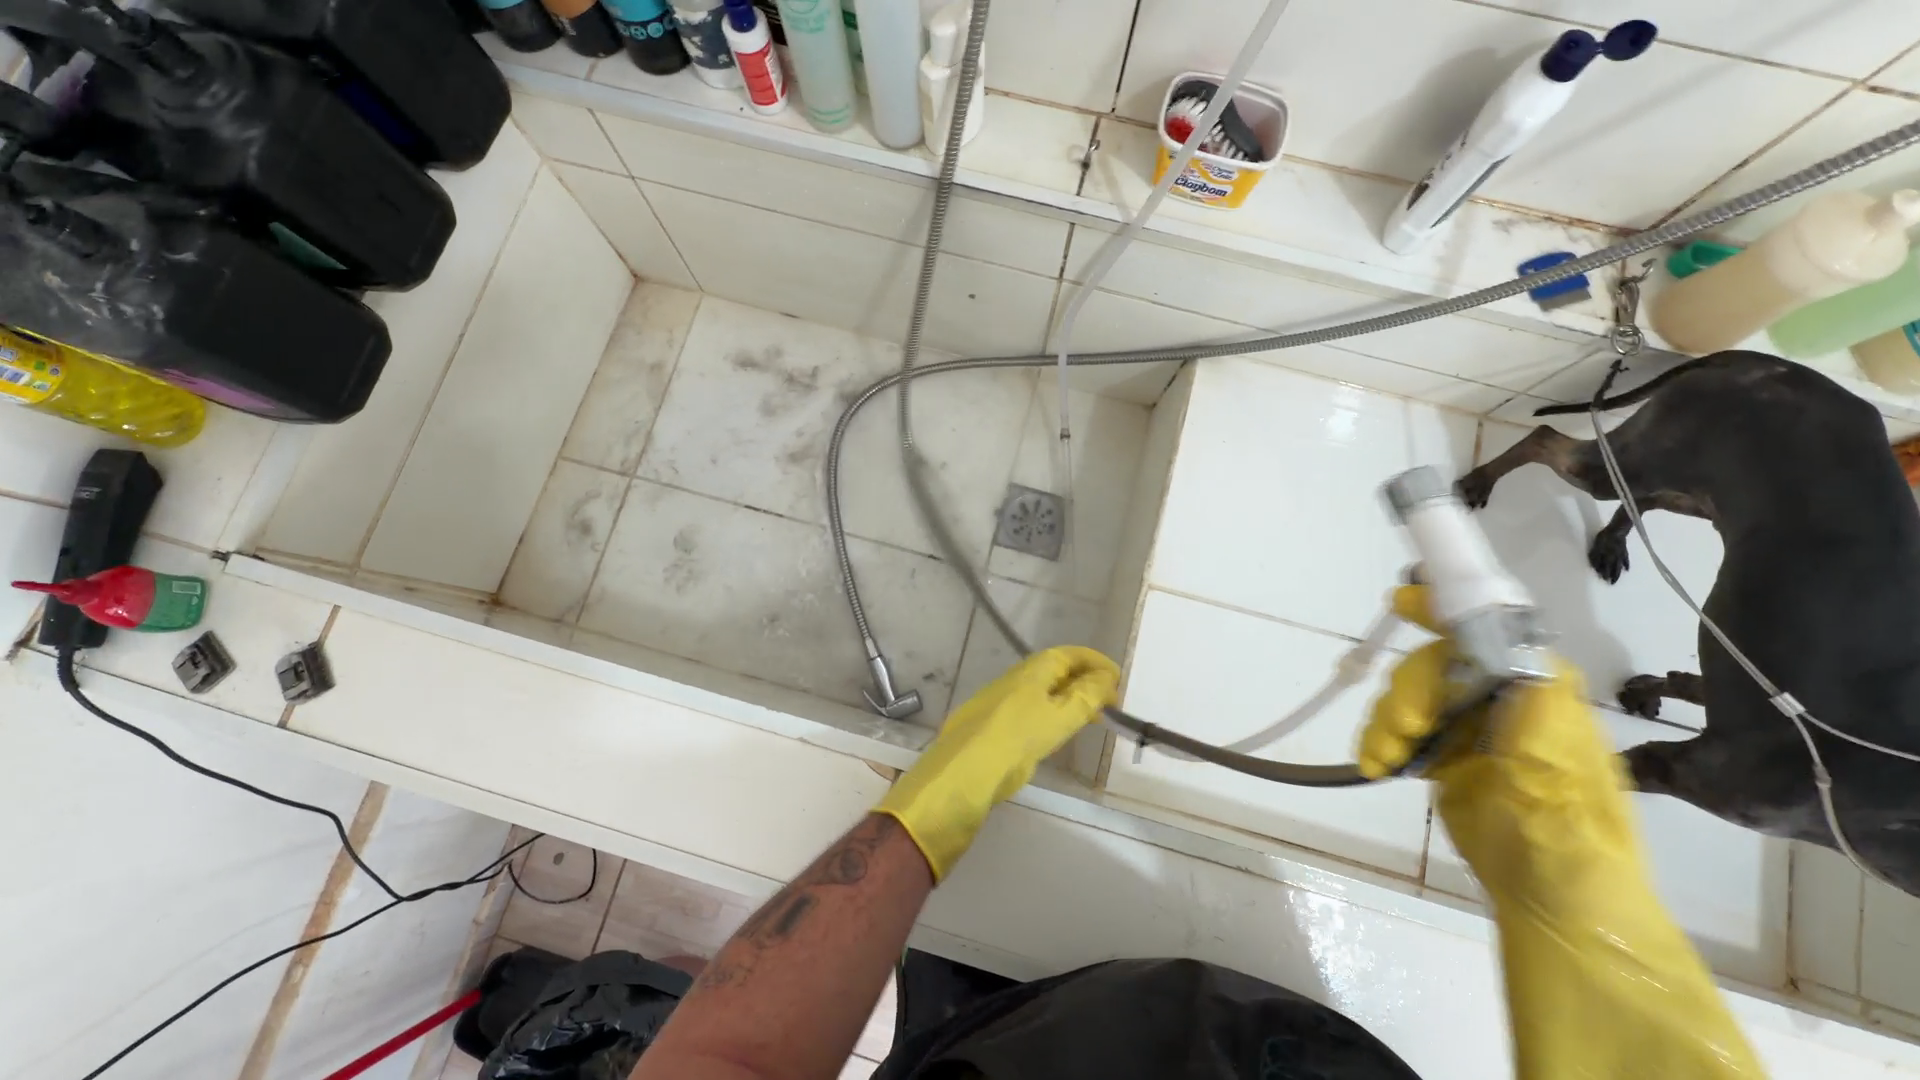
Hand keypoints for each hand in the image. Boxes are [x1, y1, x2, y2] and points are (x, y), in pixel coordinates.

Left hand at [876, 646, 1118, 880]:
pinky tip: (1051, 736)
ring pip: (1038, 693)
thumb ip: (1085, 696)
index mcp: (1029, 672)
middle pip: (1052, 671)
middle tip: (1108, 701)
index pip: (1067, 654)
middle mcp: (1011, 681)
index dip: (1094, 661)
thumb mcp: (1058, 718)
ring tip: (1087, 718)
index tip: (1118, 678)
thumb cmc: (1012, 742)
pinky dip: (1048, 716)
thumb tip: (1105, 678)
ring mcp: (996, 705)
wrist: (957, 779)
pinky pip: (1026, 712)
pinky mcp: (988, 730)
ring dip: (1065, 699)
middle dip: (1082, 680)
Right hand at [1358, 585, 1631, 900]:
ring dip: (1386, 721)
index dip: (1444, 610)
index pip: (1487, 631)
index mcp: (1537, 689)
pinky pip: (1397, 732)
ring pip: (1408, 697)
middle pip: (1434, 665)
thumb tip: (1509, 640)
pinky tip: (1374, 765)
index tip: (1401, 601)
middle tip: (1404, 728)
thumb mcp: (1558, 758)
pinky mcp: (1442, 758)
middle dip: (1409, 690)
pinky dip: (1379, 743)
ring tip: (1383, 757)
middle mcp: (1500, 699)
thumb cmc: (1568, 829)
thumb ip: (1535, 694)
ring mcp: (1467, 730)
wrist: (1553, 898)